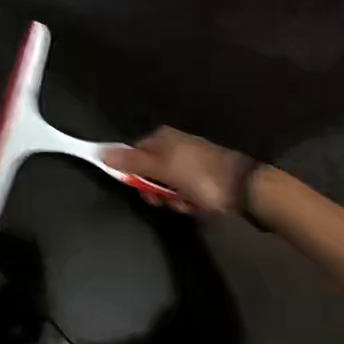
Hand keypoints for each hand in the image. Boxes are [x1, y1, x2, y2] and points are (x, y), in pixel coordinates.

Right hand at [103, 126, 255, 214]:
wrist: (243, 188)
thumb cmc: (199, 175)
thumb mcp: (162, 169)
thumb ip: (132, 162)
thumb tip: (100, 151)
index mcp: (161, 138)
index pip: (133, 155)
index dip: (134, 175)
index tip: (142, 189)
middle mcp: (172, 146)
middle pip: (148, 173)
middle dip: (157, 191)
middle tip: (168, 199)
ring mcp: (187, 162)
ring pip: (166, 186)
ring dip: (173, 199)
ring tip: (188, 203)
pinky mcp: (201, 178)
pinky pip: (183, 191)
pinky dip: (187, 200)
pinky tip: (197, 204)